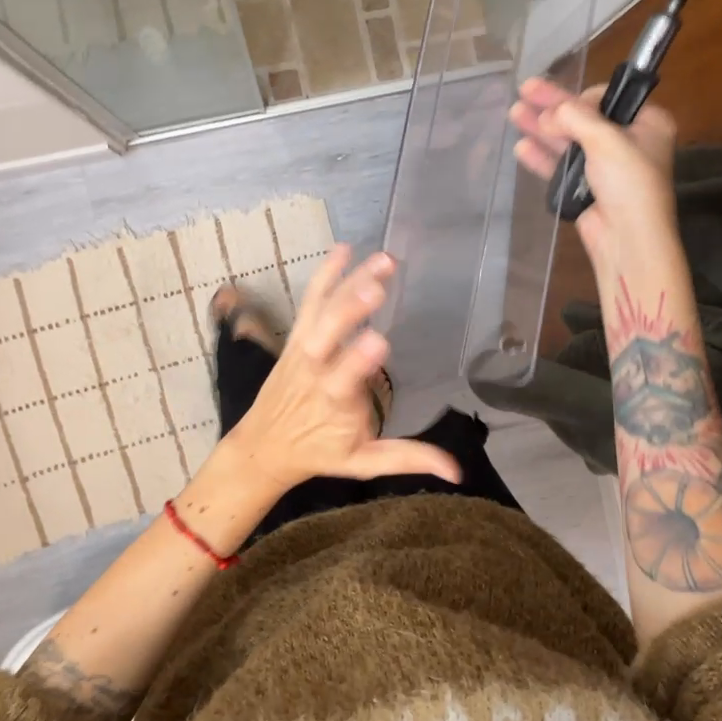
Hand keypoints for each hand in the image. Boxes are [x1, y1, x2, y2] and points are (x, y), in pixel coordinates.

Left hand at [215, 245, 460, 496]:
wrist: (264, 445)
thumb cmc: (320, 452)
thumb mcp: (363, 463)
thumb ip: (408, 459)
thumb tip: (457, 471)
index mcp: (333, 404)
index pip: (343, 380)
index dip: (358, 361)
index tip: (379, 340)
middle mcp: (314, 371)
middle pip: (327, 337)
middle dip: (349, 311)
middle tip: (376, 286)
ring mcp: (303, 348)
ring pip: (321, 313)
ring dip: (348, 284)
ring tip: (381, 260)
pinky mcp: (297, 336)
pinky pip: (309, 302)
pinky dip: (325, 275)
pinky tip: (345, 249)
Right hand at [509, 77, 678, 271]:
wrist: (627, 238)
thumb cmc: (628, 182)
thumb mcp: (606, 140)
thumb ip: (576, 118)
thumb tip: (550, 111)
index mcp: (647, 124)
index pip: (609, 99)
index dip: (582, 99)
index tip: (565, 107)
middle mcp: (628, 142)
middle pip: (584, 118)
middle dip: (553, 107)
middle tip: (525, 89)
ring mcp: (606, 167)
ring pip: (569, 141)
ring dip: (542, 128)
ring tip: (515, 112)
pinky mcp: (587, 189)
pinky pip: (562, 166)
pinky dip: (543, 156)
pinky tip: (522, 147)